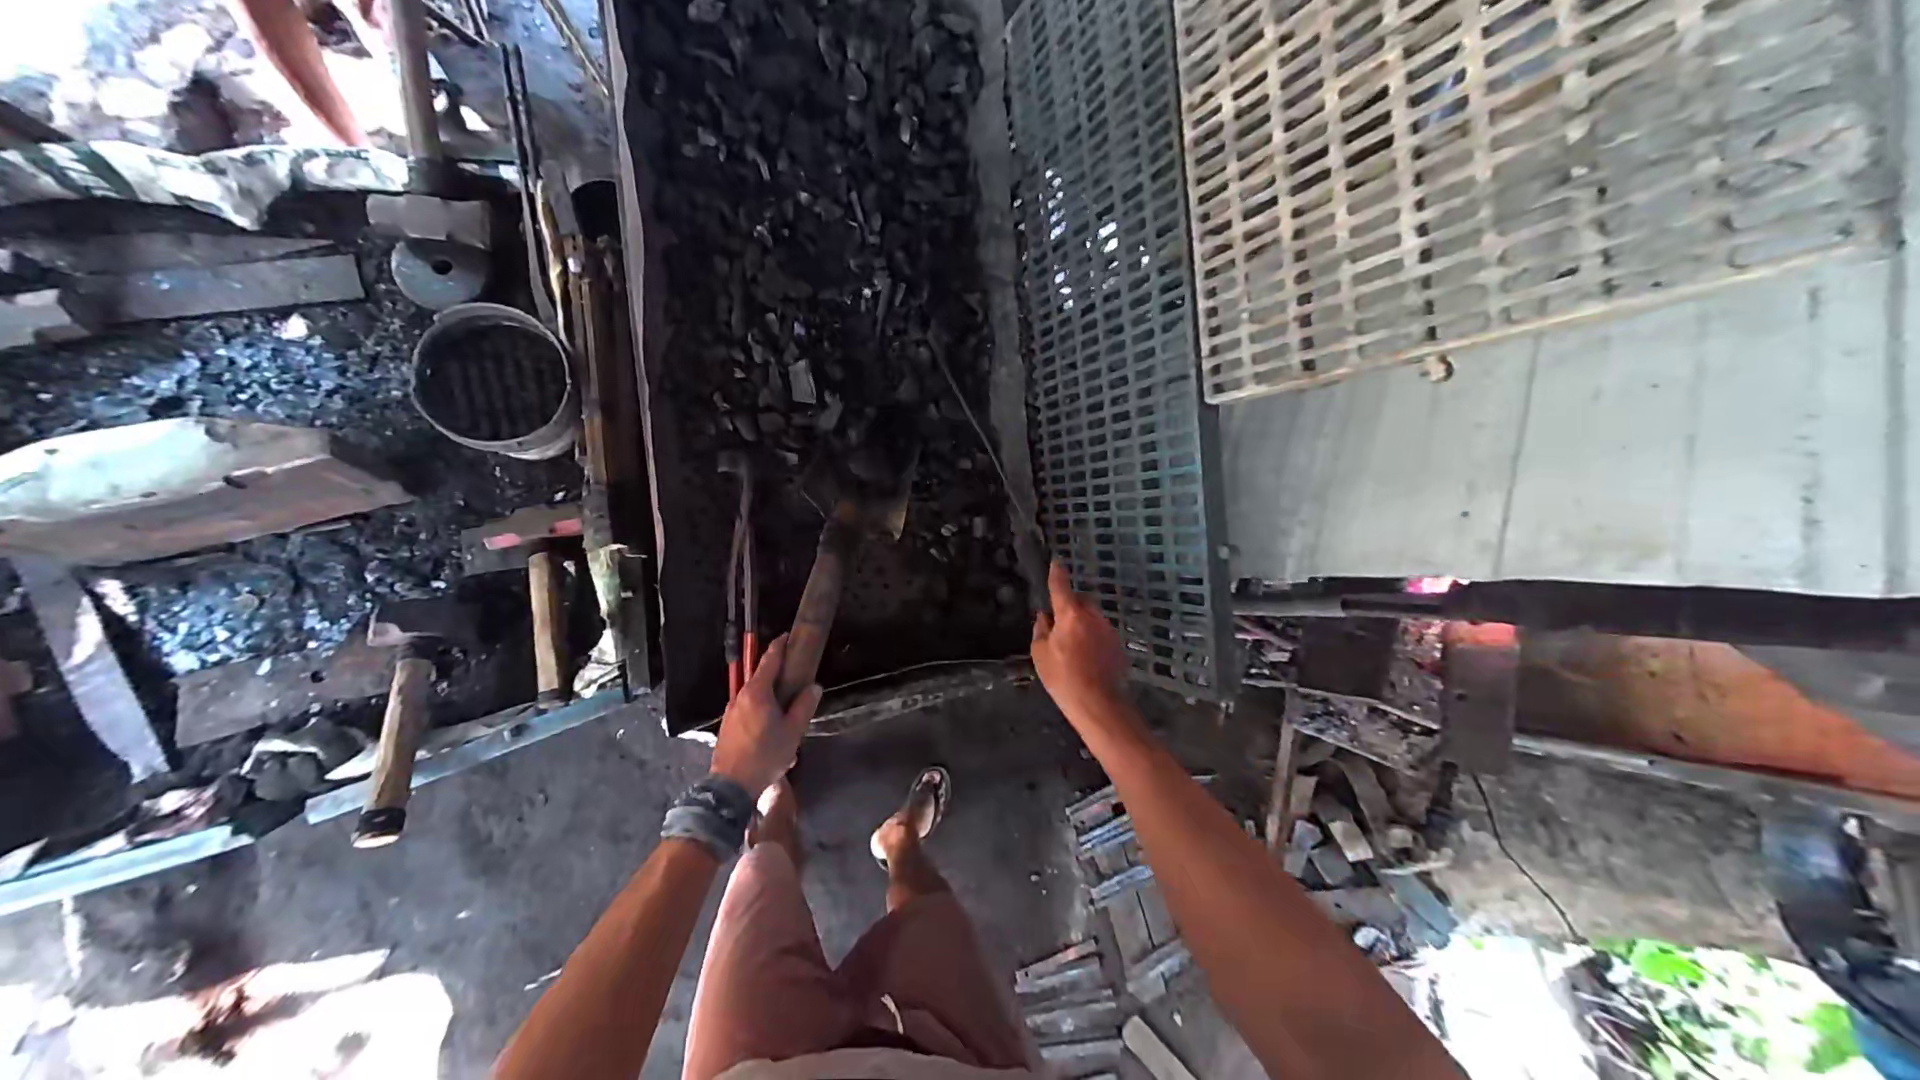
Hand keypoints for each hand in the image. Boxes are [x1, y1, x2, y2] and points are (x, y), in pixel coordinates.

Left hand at [711, 635, 822, 795]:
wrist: (730, 787)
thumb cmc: (765, 755)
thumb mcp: (793, 731)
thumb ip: (804, 706)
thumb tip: (813, 687)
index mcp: (757, 692)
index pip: (770, 660)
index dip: (780, 646)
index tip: (788, 636)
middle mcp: (740, 696)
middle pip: (760, 676)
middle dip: (777, 672)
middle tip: (795, 673)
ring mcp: (731, 711)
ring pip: (753, 694)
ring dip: (769, 694)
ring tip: (786, 705)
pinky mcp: (727, 726)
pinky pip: (747, 709)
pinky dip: (760, 708)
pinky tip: (770, 726)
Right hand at [1031, 561, 1128, 719]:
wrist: (1100, 704)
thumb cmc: (1064, 679)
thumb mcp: (1040, 655)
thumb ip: (1041, 630)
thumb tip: (1044, 617)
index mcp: (1071, 615)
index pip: (1061, 586)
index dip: (1056, 573)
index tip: (1056, 561)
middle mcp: (1093, 616)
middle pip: (1080, 602)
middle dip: (1070, 607)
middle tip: (1057, 626)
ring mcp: (1108, 630)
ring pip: (1091, 618)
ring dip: (1081, 624)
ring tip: (1071, 648)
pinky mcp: (1118, 644)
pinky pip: (1100, 633)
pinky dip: (1092, 638)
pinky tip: (1086, 658)